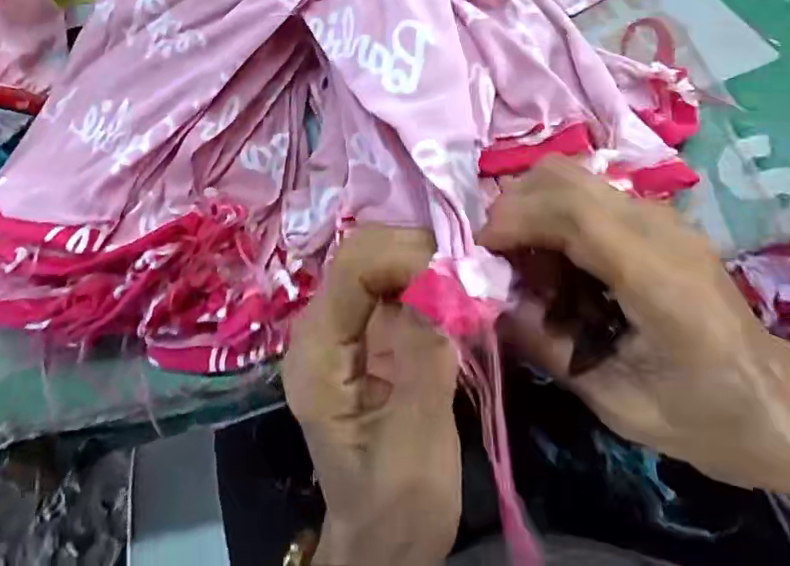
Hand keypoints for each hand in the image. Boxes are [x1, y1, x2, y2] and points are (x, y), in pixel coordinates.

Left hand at [284, 225, 459, 565]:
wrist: (381, 545)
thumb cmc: (394, 507)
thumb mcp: (417, 444)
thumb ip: (425, 361)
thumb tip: (444, 285)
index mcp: (317, 353)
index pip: (349, 271)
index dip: (402, 257)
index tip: (457, 274)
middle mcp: (321, 328)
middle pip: (360, 255)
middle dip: (415, 252)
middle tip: (471, 274)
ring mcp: (343, 328)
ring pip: (377, 262)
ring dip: (424, 262)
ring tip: (470, 283)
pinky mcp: (367, 335)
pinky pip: (392, 287)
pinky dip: (427, 282)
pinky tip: (457, 296)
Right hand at [478, 159, 789, 490]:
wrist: (787, 413)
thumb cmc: (707, 418)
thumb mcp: (617, 403)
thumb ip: (544, 347)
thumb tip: (486, 303)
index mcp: (658, 279)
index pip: (570, 211)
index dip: (513, 218)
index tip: (481, 251)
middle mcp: (662, 231)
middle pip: (564, 177)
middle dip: (513, 205)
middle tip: (497, 256)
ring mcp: (665, 219)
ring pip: (573, 176)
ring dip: (532, 204)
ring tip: (525, 258)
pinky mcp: (661, 220)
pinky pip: (590, 193)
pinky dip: (555, 211)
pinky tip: (557, 258)